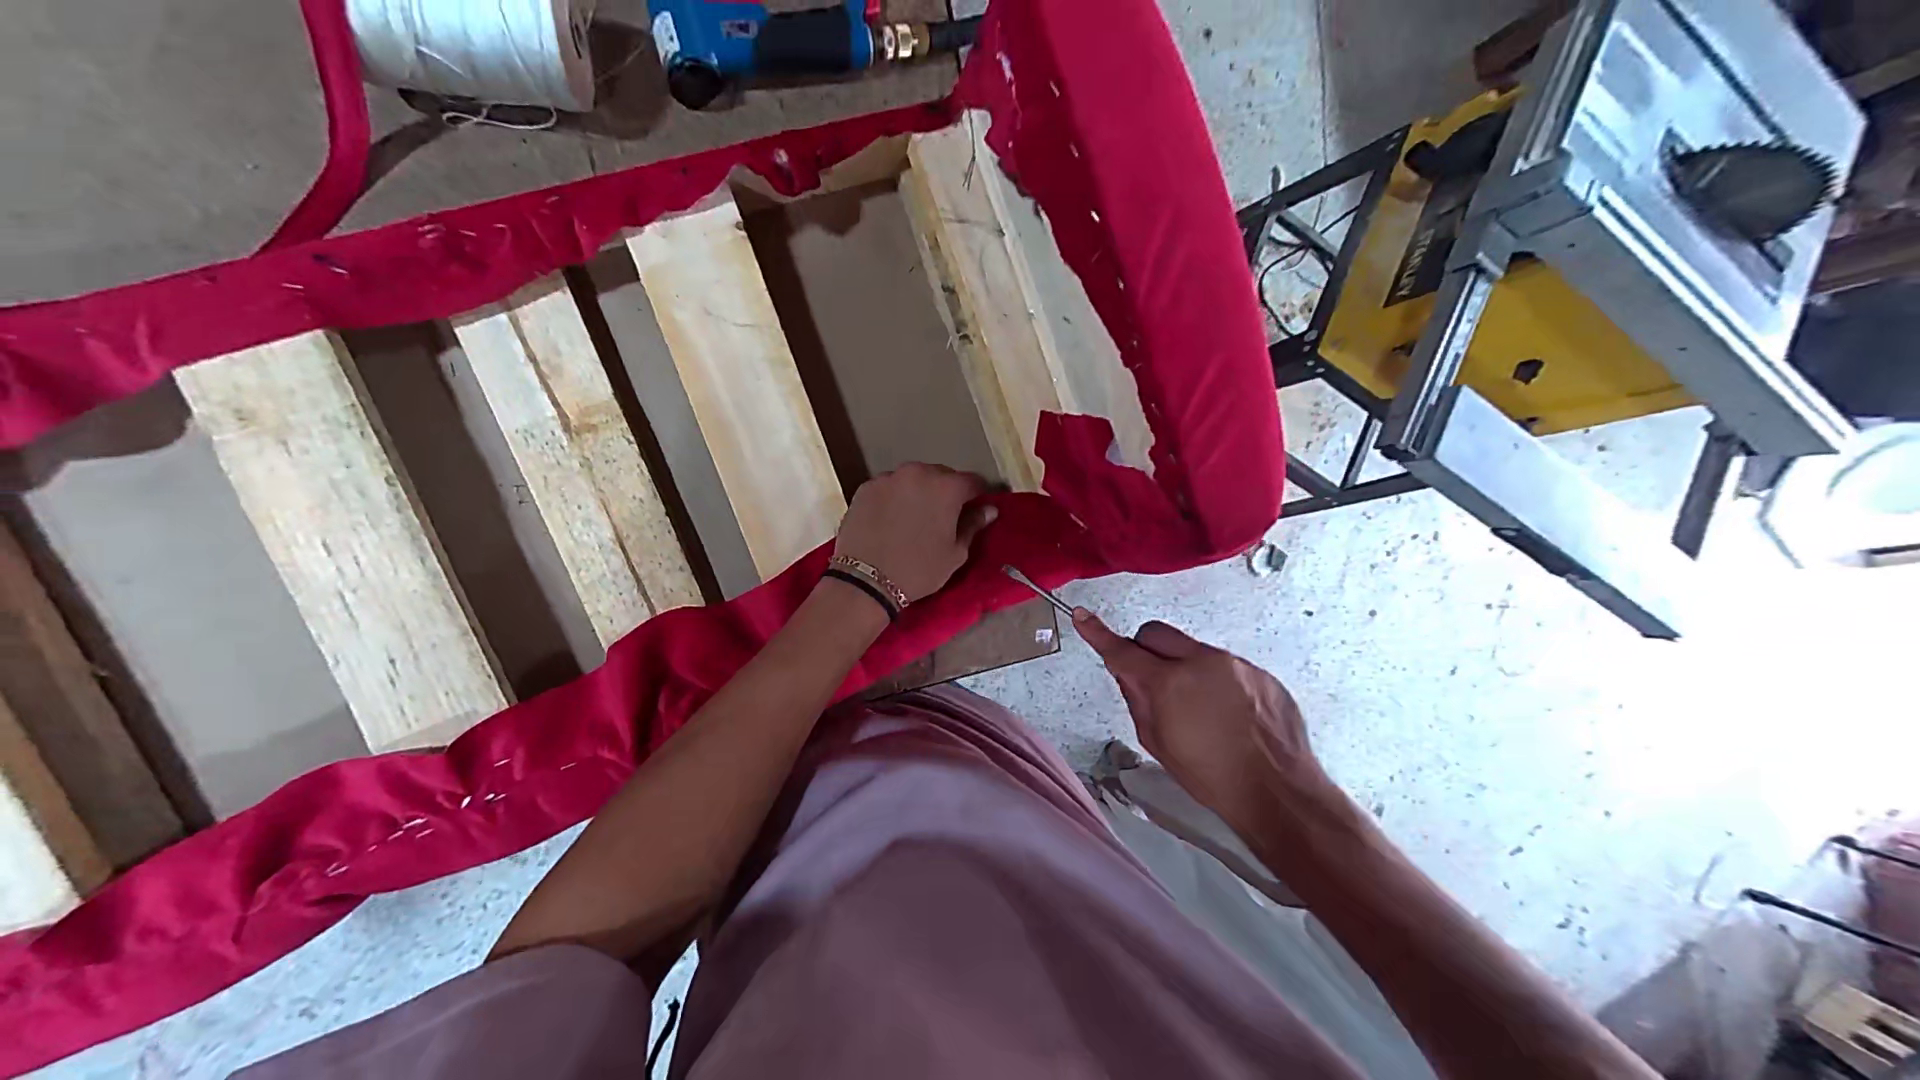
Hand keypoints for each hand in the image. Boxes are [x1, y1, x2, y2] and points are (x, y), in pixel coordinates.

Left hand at [834, 464, 997, 602]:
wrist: (865, 580)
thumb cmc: (918, 569)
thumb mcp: (954, 553)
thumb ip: (972, 525)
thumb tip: (989, 510)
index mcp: (947, 487)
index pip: (973, 481)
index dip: (978, 495)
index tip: (977, 508)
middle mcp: (918, 473)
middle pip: (942, 475)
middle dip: (947, 491)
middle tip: (945, 515)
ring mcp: (888, 477)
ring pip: (913, 479)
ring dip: (919, 492)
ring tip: (915, 517)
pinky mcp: (865, 487)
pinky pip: (889, 487)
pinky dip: (895, 497)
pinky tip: (891, 519)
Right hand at [1073, 612, 1341, 837]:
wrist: (1277, 791)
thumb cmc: (1216, 778)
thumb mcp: (1158, 744)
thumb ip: (1138, 701)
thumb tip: (1129, 676)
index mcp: (1170, 683)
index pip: (1122, 650)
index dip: (1097, 633)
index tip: (1083, 618)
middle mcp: (1202, 663)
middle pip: (1155, 634)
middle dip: (1144, 650)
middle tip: (1148, 679)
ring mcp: (1234, 664)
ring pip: (1192, 649)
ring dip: (1183, 668)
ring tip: (1197, 711)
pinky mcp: (1259, 672)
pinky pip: (1224, 665)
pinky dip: (1215, 682)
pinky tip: (1225, 716)